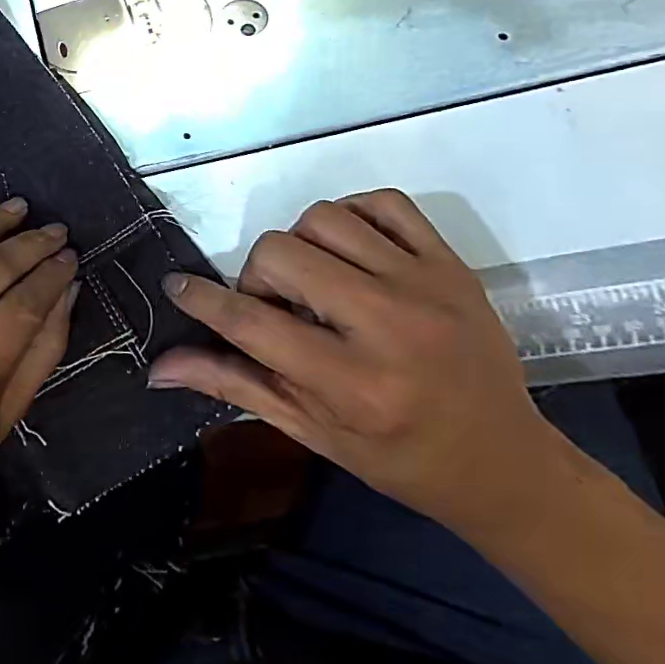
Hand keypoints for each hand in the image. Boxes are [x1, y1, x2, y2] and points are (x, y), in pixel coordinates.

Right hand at [149, 190, 560, 530]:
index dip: (203, 300)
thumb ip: (235, 386)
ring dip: (300, 245)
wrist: (504, 461)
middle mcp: (390, 326)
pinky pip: (383, 202)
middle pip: (281, 253)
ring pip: (324, 217)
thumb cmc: (399, 458)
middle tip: (275, 307)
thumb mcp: (311, 432)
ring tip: (313, 281)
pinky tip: (349, 253)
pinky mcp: (452, 263)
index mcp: (354, 385)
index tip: (177, 286)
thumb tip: (160, 366)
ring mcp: (427, 286)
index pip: (252, 324)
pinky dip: (351, 217)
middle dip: (258, 277)